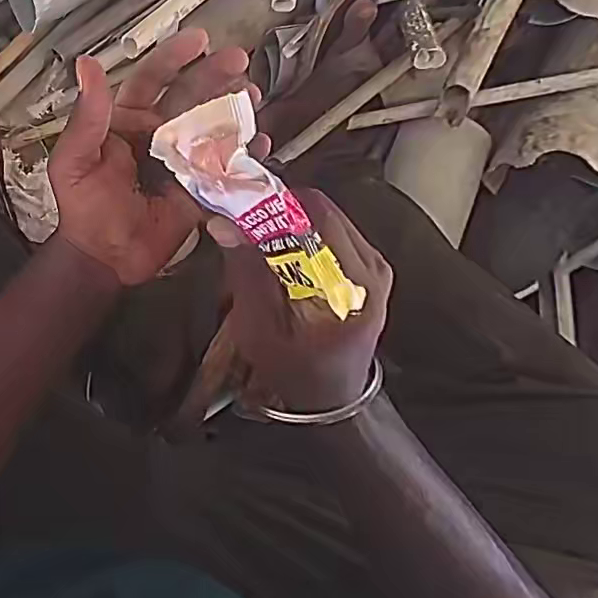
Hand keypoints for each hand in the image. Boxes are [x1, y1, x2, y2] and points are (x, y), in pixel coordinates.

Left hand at [50, 29, 255, 285]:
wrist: (104, 257)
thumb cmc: (83, 206)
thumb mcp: (75, 160)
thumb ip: (87, 116)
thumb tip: (86, 64)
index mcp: (128, 120)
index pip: (153, 79)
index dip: (174, 58)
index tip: (200, 39)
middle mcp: (159, 132)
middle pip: (191, 96)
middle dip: (215, 75)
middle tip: (239, 60)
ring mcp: (183, 158)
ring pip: (213, 125)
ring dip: (234, 108)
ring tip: (252, 96)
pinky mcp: (201, 186)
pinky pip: (225, 166)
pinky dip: (244, 154)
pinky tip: (259, 142)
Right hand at [211, 189, 393, 410]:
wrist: (330, 398)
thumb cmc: (293, 367)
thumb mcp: (260, 326)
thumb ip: (246, 270)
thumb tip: (223, 222)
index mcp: (351, 281)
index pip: (315, 212)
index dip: (273, 199)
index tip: (239, 201)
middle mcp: (370, 266)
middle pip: (320, 208)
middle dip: (277, 207)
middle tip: (242, 217)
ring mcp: (373, 265)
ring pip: (325, 215)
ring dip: (287, 218)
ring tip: (257, 234)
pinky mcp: (369, 267)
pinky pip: (331, 230)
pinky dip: (301, 231)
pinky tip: (279, 249)